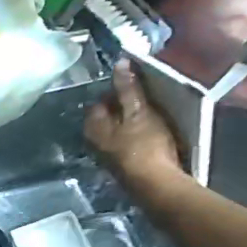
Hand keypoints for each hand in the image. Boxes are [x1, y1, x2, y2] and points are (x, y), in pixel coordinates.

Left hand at [84, 59, 186, 193]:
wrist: (155, 183)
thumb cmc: (145, 143)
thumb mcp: (139, 111)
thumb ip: (128, 88)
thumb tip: (119, 63)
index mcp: (92, 125)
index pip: (101, 99)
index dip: (119, 90)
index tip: (140, 85)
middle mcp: (92, 139)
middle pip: (108, 115)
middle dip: (125, 105)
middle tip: (150, 99)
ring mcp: (104, 153)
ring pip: (116, 128)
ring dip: (131, 121)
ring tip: (154, 114)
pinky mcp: (119, 163)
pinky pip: (125, 141)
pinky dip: (136, 134)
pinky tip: (152, 133)